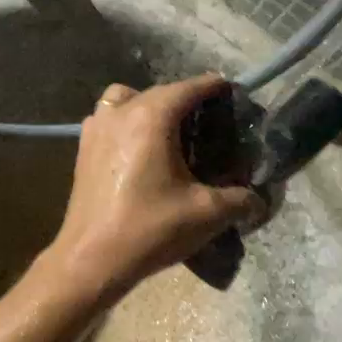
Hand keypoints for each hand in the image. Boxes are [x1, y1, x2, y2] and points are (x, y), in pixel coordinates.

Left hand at [40, 75, 266, 300]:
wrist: (92, 255)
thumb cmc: (150, 227)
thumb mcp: (206, 214)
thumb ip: (239, 200)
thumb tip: (258, 198)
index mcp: (149, 117)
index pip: (186, 89)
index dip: (210, 86)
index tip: (227, 87)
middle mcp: (120, 112)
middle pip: (157, 93)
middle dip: (182, 99)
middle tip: (206, 117)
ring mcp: (95, 126)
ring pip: (125, 99)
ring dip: (147, 105)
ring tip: (169, 130)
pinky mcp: (83, 146)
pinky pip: (108, 118)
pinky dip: (126, 120)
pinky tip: (140, 148)